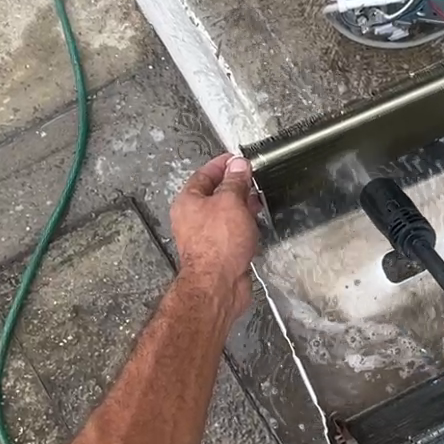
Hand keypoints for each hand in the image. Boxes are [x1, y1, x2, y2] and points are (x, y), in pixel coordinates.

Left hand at [170, 153, 261, 313]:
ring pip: (224, 214)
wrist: (218, 284)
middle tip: (251, 178)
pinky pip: (231, 232)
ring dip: (240, 206)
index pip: (205, 174)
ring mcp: (205, 236)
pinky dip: (243, 226)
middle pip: (214, 194)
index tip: (237, 159)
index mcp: (188, 201)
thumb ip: (235, 181)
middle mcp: (193, 218)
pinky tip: (254, 226)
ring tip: (256, 201)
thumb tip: (239, 166)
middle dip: (234, 185)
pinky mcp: (219, 252)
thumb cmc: (217, 245)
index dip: (223, 164)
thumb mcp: (230, 202)